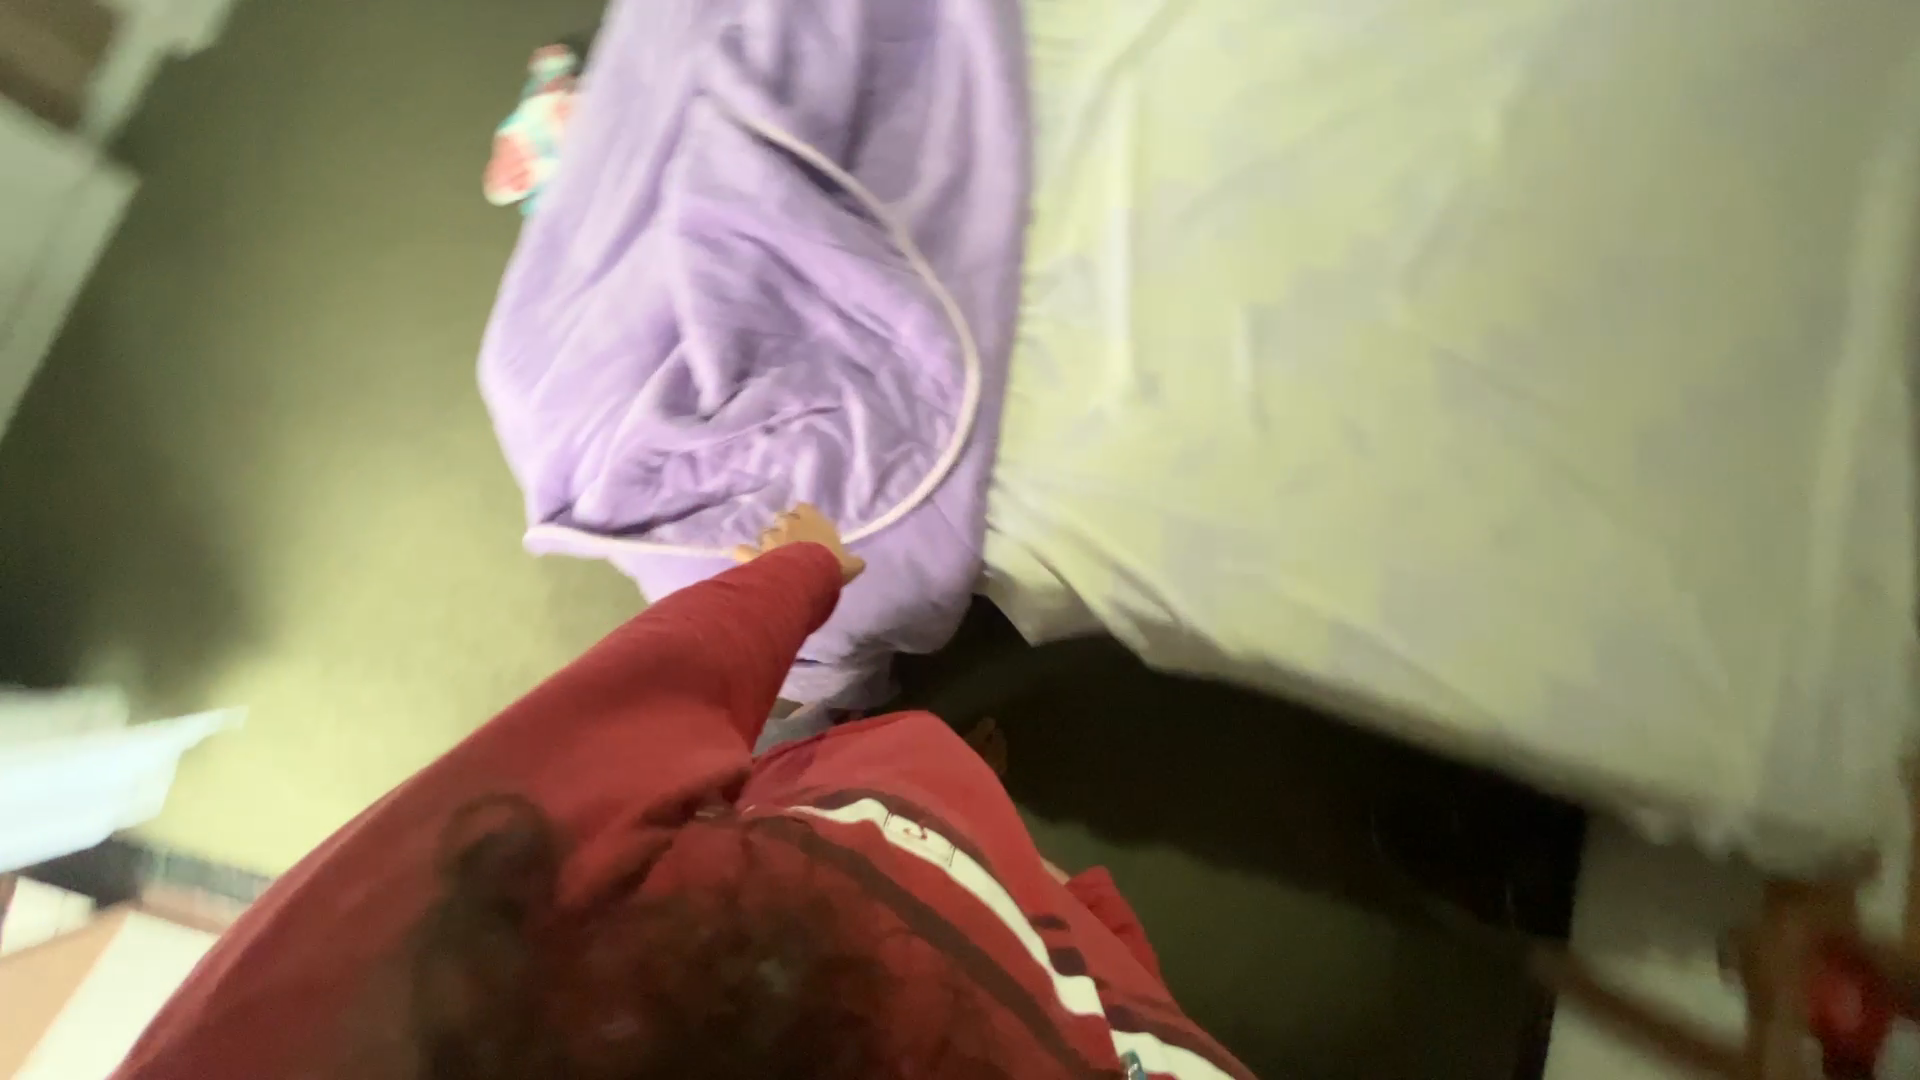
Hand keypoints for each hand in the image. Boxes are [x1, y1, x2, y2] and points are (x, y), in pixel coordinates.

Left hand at [732, 503, 864, 583]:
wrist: (807, 577)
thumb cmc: (831, 565)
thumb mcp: (851, 564)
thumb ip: (853, 561)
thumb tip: (859, 563)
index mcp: (812, 519)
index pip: (804, 508)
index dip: (803, 515)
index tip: (806, 525)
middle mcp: (789, 523)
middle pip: (782, 519)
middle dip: (784, 527)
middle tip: (790, 542)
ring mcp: (770, 537)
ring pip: (764, 533)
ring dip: (767, 541)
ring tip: (771, 554)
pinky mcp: (756, 553)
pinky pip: (744, 550)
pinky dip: (745, 553)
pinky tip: (746, 558)